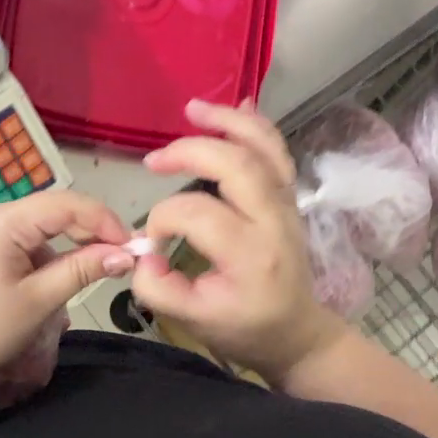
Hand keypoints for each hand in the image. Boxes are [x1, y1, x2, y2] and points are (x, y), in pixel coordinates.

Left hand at [0, 191, 132, 388]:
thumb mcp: (39, 302)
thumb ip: (84, 270)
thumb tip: (126, 254)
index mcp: (3, 221)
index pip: (67, 204)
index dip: (105, 221)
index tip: (133, 247)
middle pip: (53, 212)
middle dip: (89, 234)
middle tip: (120, 260)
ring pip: (40, 231)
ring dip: (68, 250)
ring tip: (90, 278)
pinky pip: (22, 246)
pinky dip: (45, 261)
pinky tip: (54, 287)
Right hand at [131, 100, 350, 381]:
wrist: (294, 332)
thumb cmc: (244, 328)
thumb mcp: (195, 321)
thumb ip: (159, 289)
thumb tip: (142, 253)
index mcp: (250, 255)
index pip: (198, 214)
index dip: (163, 219)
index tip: (152, 241)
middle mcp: (274, 222)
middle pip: (237, 166)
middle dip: (190, 152)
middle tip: (154, 160)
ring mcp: (286, 206)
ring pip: (264, 149)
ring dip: (228, 123)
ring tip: (193, 108)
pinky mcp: (288, 199)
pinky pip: (277, 153)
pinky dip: (257, 126)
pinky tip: (237, 106)